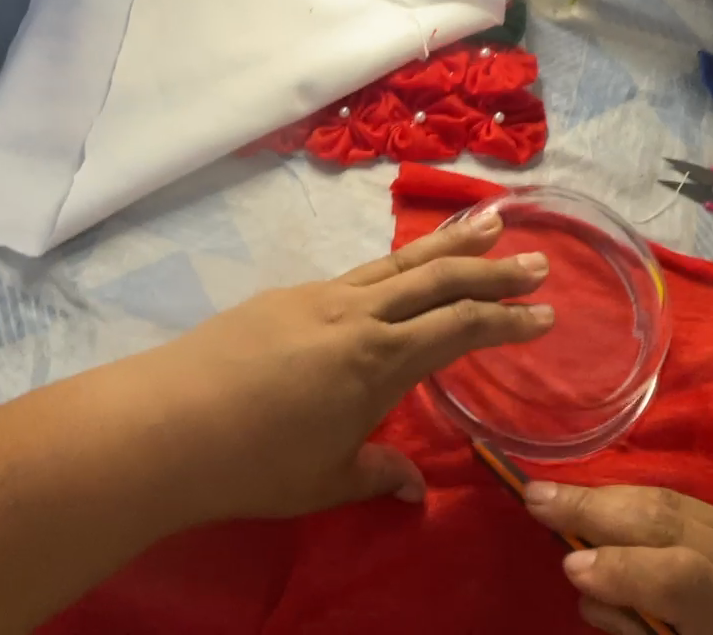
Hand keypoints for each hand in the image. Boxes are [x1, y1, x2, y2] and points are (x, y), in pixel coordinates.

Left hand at [116, 210, 552, 522]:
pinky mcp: (291, 293)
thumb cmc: (254, 462)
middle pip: (438, 281)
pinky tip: (401, 266)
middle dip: (492, 270)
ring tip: (486, 222)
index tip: (544, 312)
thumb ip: (378, 473)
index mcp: (378, 361)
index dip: (506, 320)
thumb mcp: (326, 479)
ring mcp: (322, 296)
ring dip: (447, 245)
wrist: (168, 421)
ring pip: (399, 262)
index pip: (459, 329)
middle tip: (536, 258)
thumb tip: (417, 489)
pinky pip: (359, 270)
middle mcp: (358, 315)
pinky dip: (396, 262)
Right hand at [525, 484, 712, 634]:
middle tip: (536, 497)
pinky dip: (642, 503)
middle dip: (599, 507)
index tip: (569, 567)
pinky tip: (609, 505)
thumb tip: (592, 590)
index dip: (621, 569)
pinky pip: (696, 507)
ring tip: (560, 495)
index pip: (687, 579)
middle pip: (677, 521)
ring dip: (612, 496)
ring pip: (682, 501)